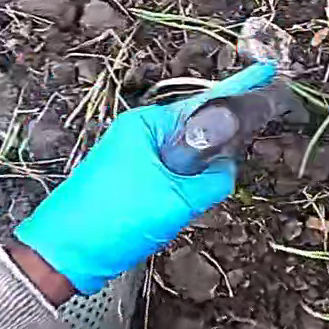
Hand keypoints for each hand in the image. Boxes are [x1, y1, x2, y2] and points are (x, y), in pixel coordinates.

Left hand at [16, 61, 276, 294]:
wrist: (61, 257)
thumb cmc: (116, 220)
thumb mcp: (179, 201)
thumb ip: (215, 179)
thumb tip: (227, 168)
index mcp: (148, 125)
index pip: (206, 101)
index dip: (240, 86)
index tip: (267, 71)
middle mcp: (141, 131)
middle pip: (197, 128)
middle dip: (215, 148)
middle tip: (223, 171)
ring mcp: (134, 153)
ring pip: (185, 154)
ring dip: (196, 174)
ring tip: (186, 203)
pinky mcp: (131, 175)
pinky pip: (171, 170)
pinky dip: (183, 184)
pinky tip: (181, 205)